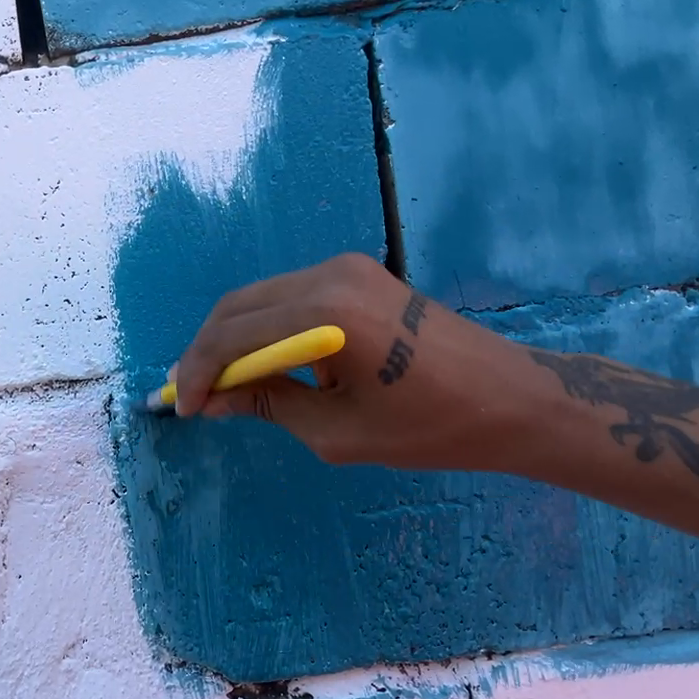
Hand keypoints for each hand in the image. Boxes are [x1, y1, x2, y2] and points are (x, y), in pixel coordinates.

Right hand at [169, 253, 542, 469]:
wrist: (513, 397)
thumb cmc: (430, 427)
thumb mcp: (336, 431)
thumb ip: (267, 404)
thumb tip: (214, 398)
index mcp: (326, 313)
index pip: (233, 335)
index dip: (199, 372)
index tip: (185, 409)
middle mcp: (328, 274)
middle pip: (237, 306)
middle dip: (207, 351)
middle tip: (194, 395)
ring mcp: (344, 266)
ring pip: (259, 298)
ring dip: (234, 338)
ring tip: (225, 384)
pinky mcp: (357, 272)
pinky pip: (289, 296)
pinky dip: (265, 328)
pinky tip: (266, 362)